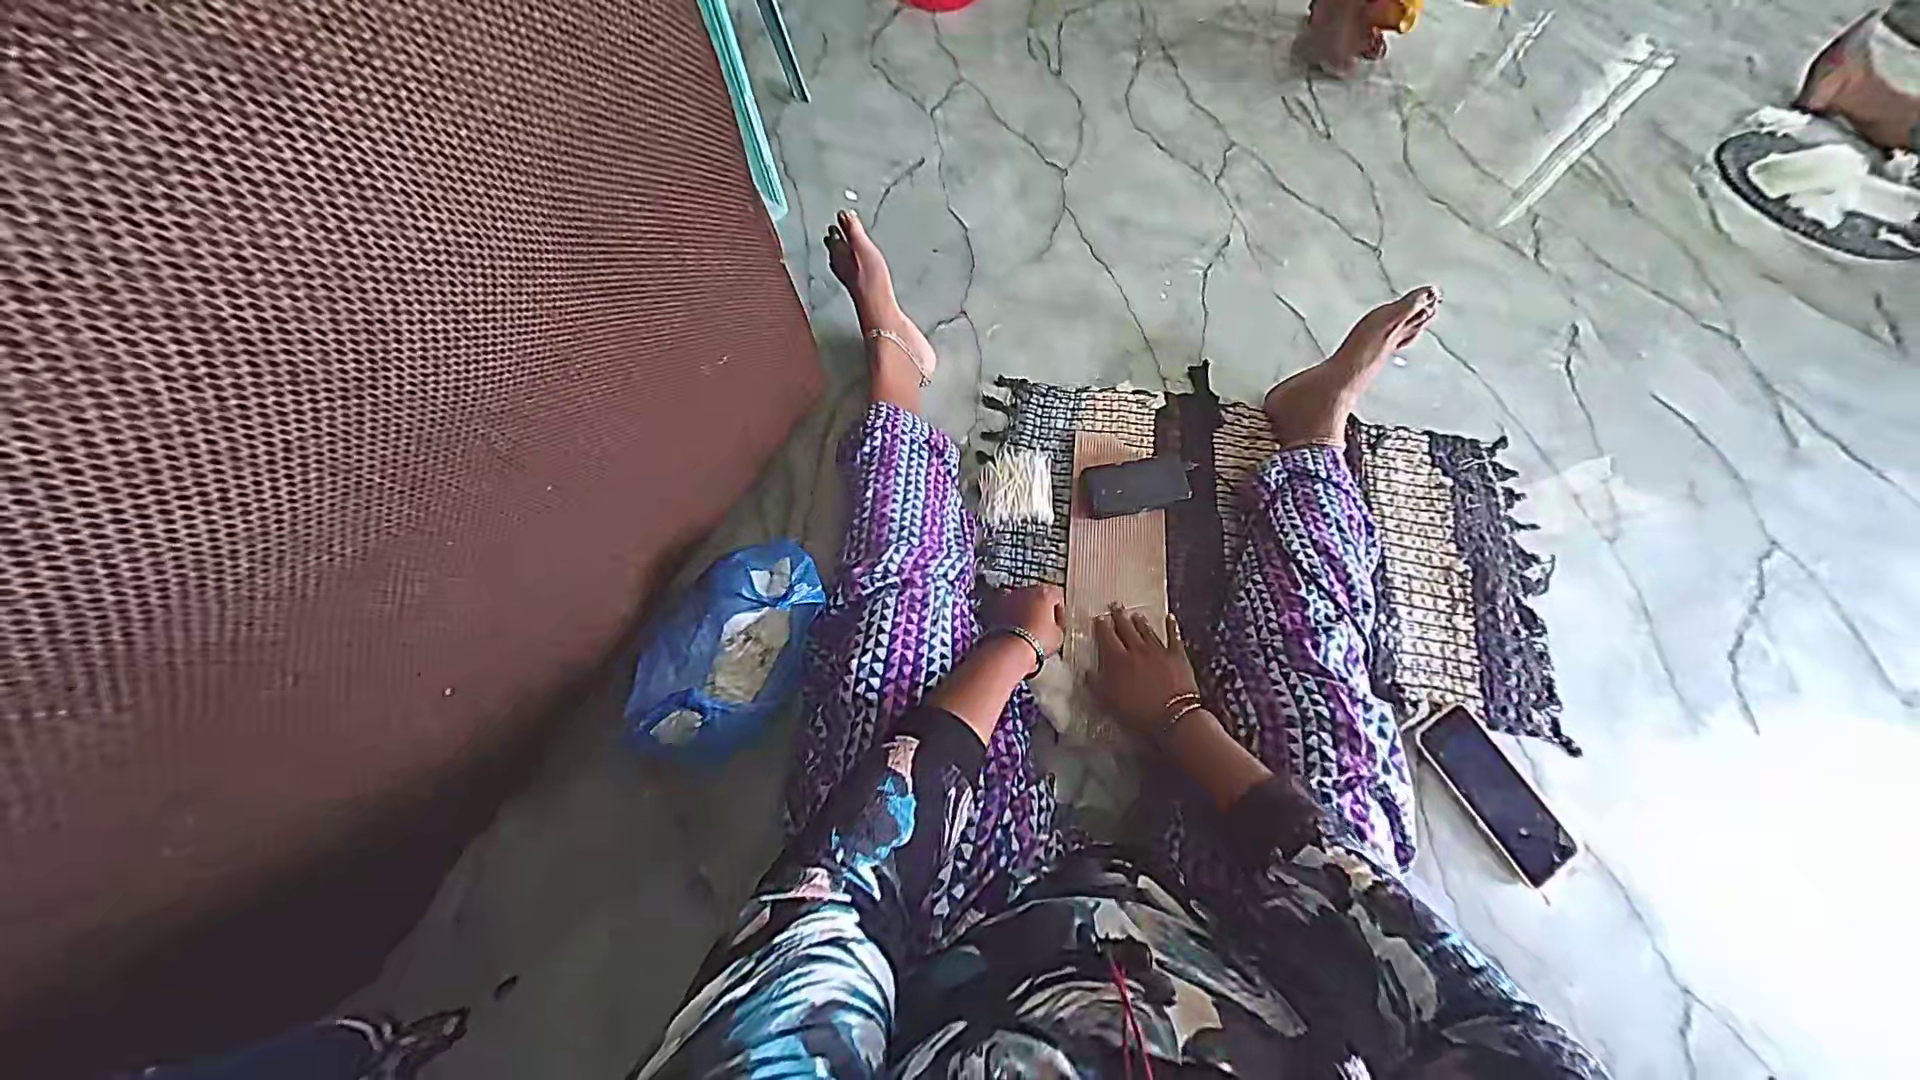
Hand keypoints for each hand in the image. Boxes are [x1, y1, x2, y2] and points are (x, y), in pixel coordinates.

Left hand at [991, 584, 1064, 656]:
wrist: (1010, 649)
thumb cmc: (1037, 640)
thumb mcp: (1058, 636)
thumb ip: (1056, 626)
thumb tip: (1051, 628)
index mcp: (1044, 593)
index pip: (1057, 597)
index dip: (1059, 613)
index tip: (1058, 625)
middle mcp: (1025, 590)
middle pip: (1036, 597)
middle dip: (1039, 610)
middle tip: (1041, 627)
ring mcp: (1008, 597)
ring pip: (1019, 603)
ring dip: (1023, 613)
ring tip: (1025, 631)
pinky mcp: (993, 607)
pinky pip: (1005, 611)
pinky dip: (1009, 618)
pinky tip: (1012, 632)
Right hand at [1090, 605, 1199, 735]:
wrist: (1172, 716)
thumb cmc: (1137, 712)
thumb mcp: (1108, 701)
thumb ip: (1096, 683)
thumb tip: (1087, 671)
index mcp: (1117, 659)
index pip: (1106, 637)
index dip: (1101, 627)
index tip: (1098, 619)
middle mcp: (1136, 649)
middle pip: (1126, 628)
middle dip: (1119, 617)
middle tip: (1115, 606)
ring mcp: (1158, 651)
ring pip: (1146, 631)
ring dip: (1139, 622)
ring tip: (1135, 614)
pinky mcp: (1177, 656)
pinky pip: (1173, 637)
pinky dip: (1171, 626)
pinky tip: (1170, 618)